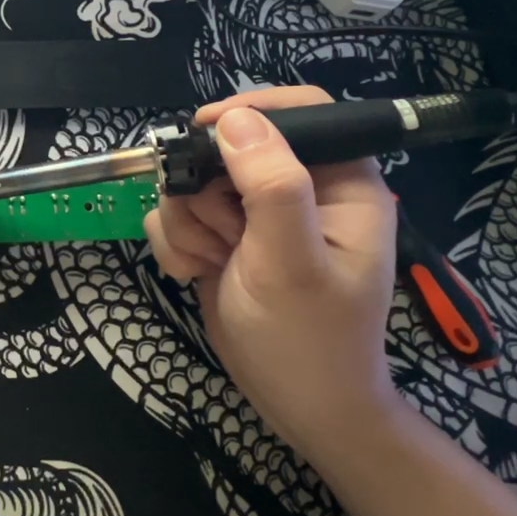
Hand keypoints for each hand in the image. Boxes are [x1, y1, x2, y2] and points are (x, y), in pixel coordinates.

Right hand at [141, 86, 399, 457]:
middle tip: (221, 232)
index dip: (248, 112)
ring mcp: (255, 215)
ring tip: (215, 261)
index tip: (199, 133)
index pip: (301, 113)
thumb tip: (235, 119)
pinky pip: (176, 215)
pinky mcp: (222, 237)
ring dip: (188, 223)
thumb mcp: (291, 261)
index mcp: (340, 183)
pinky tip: (199, 272)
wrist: (295, 403)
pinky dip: (177, 244)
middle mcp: (297, 190)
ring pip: (191, 182)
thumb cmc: (309, 337)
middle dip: (205, 189)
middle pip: (226, 147)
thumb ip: (270, 187)